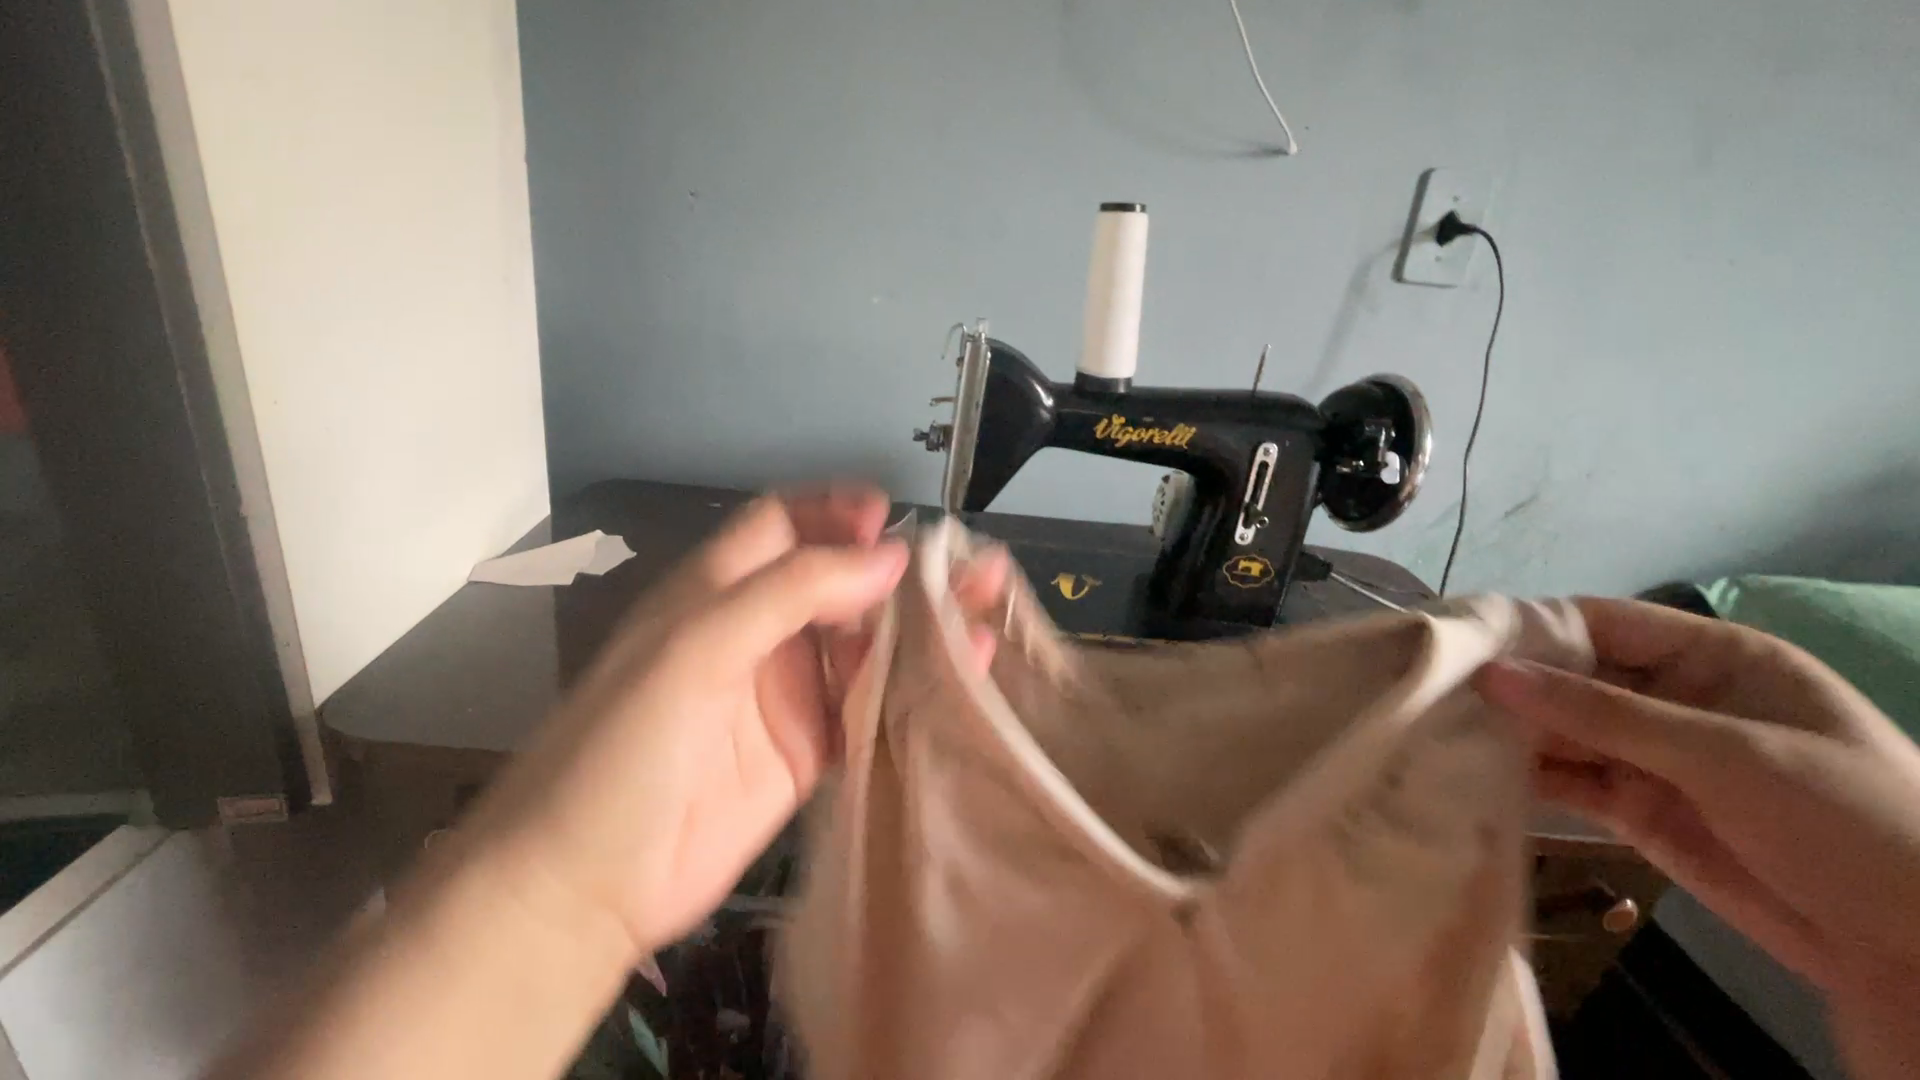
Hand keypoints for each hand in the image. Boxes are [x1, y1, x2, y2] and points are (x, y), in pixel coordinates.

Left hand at [458, 487, 1009, 957]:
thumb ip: (792, 592)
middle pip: (839, 581)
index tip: (892, 519)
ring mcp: (788, 693)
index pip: (783, 526)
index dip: (835, 514)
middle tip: (966, 564)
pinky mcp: (811, 750)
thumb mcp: (697, 647)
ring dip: (922, 624)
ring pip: (866, 641)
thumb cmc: (626, 745)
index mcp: (718, 590)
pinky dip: (918, 685)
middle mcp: (760, 631)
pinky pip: (873, 705)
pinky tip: (965, 672)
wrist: (587, 882)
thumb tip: (891, 556)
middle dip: (901, 567)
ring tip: (984, 607)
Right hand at [1474, 598, 1919, 1073]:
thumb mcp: (1725, 754)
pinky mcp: (1635, 807)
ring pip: (1562, 730)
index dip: (1532, 626)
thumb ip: (1602, 712)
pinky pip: (1568, 779)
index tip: (1459, 638)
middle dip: (1511, 683)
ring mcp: (1653, 755)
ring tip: (1437, 728)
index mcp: (1714, 660)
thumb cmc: (1844, 819)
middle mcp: (1673, 698)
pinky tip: (1473, 772)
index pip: (1603, 622)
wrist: (1917, 951)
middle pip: (1573, 676)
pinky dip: (1525, 777)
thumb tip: (1493, 674)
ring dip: (1510, 732)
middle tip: (1432, 687)